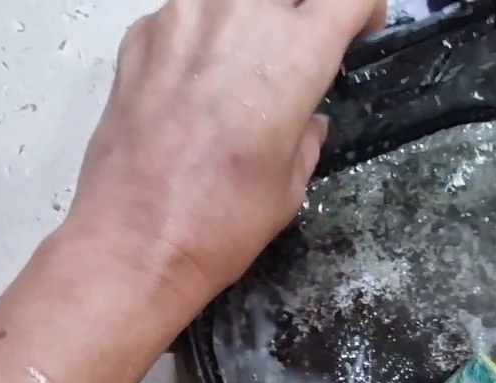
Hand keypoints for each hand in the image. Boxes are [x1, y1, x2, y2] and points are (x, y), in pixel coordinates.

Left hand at [63, 0, 384, 311]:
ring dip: (245, 22)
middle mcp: (240, 12)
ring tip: (236, 72)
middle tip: (293, 57)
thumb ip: (305, 137)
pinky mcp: (140, 35)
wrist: (134, 245)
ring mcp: (182, 15)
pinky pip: (183, 16)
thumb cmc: (217, 226)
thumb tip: (305, 120)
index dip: (361, 11)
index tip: (355, 33)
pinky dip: (196, 39)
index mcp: (293, 53)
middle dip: (298, 16)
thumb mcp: (288, 190)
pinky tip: (191, 88)